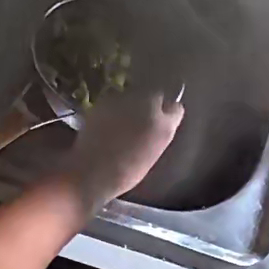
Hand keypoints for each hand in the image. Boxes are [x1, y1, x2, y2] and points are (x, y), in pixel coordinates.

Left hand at [54, 90, 183, 208]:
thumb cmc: (125, 173)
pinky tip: (107, 120)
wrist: (92, 171)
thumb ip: (159, 135)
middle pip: (155, 95)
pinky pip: (115, 99)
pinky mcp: (105, 100)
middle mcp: (149, 108)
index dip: (167, 114)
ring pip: (134, 95)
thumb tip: (159, 124)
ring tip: (123, 119)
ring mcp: (126, 101)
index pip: (176, 109)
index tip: (162, 119)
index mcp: (164, 127)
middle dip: (150, 104)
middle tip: (141, 117)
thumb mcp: (152, 155)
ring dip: (131, 103)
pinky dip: (113, 106)